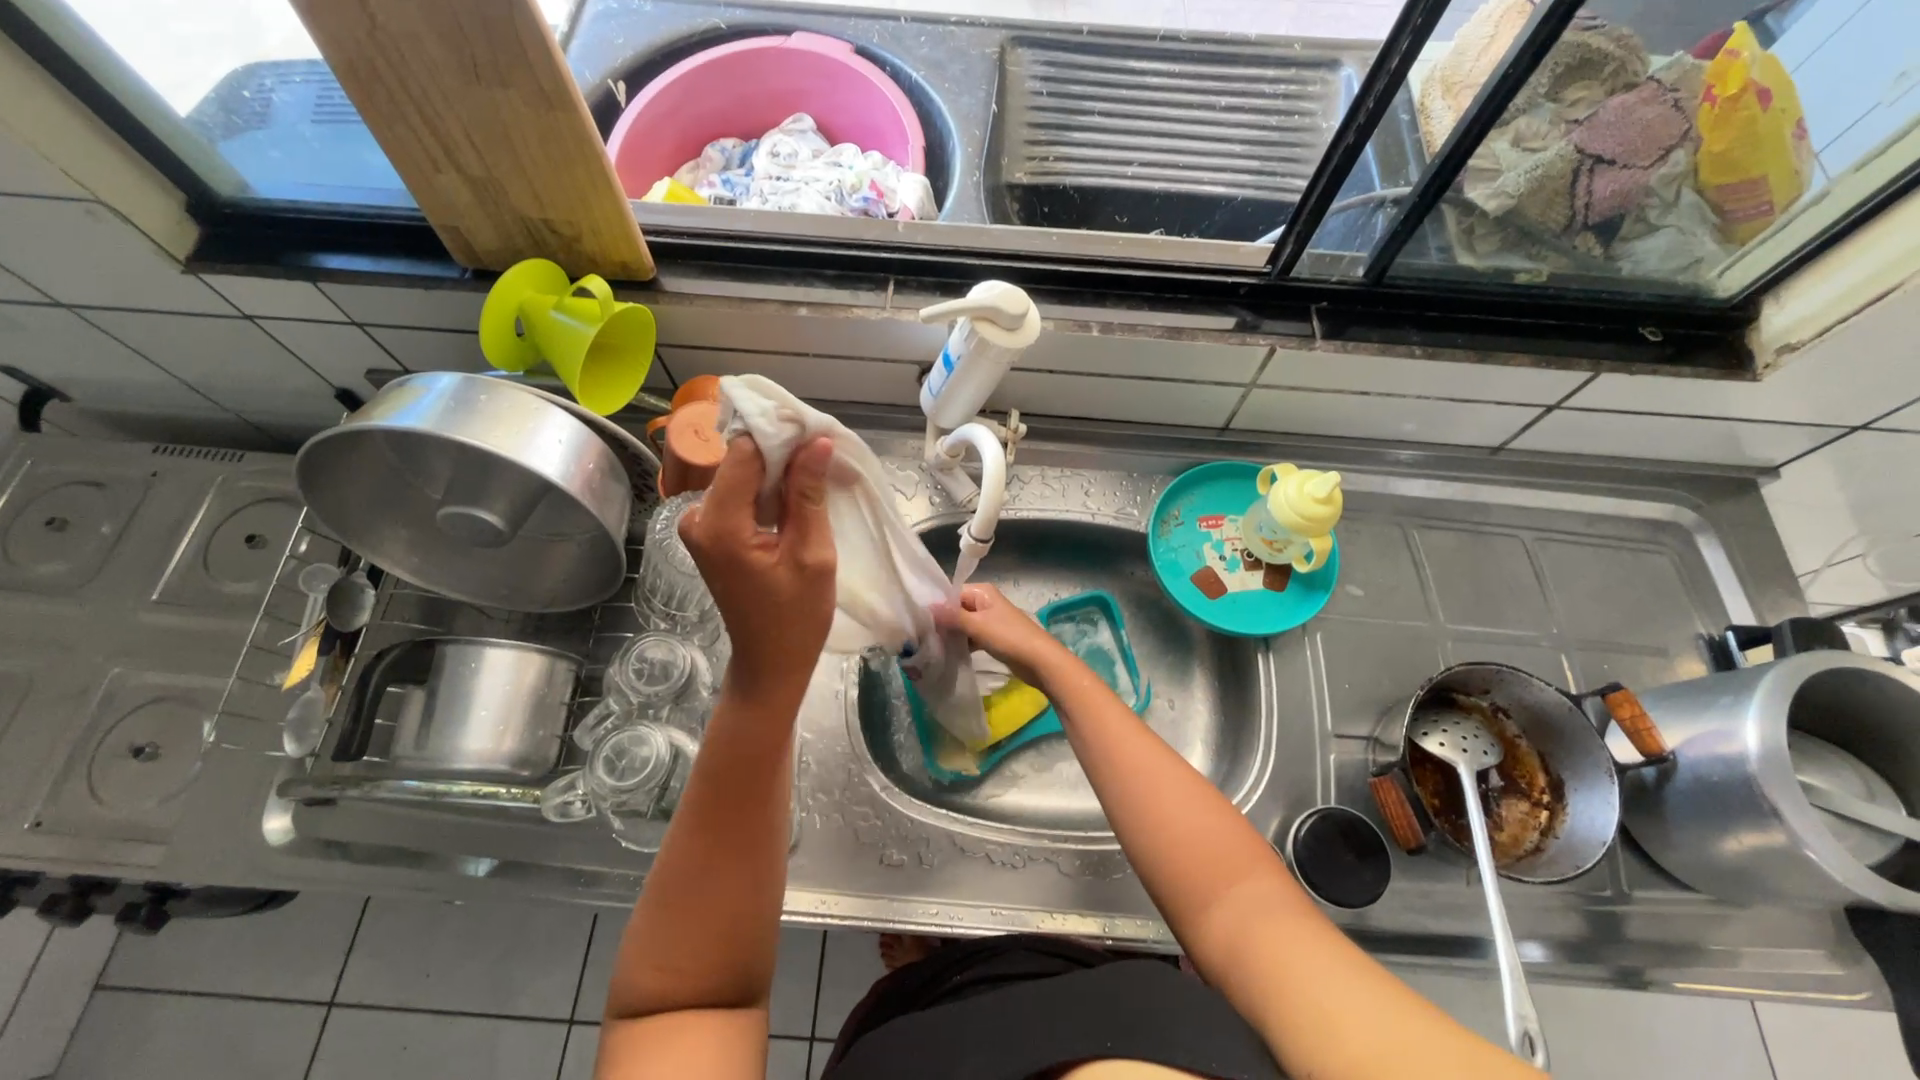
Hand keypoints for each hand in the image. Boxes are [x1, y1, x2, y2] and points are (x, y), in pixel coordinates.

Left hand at [679, 436, 836, 700]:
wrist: (769, 663)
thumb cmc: (796, 619)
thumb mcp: (812, 555)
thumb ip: (808, 494)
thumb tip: (817, 442)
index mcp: (720, 524)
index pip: (745, 452)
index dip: (781, 436)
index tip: (818, 433)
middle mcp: (698, 517)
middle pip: (741, 461)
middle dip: (783, 453)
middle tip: (824, 454)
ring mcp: (700, 525)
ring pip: (742, 475)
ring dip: (779, 472)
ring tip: (818, 475)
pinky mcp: (710, 533)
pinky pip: (741, 495)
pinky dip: (769, 491)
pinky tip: (799, 497)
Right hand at [936, 584, 1073, 689]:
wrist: (1039, 661)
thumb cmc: (1009, 637)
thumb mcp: (978, 625)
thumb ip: (952, 617)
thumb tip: (928, 607)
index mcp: (982, 592)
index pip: (951, 594)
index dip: (936, 606)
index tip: (919, 621)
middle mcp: (985, 602)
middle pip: (956, 609)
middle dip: (942, 622)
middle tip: (923, 637)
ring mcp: (989, 620)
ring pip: (963, 625)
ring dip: (951, 635)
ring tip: (932, 647)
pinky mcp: (992, 637)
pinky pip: (971, 637)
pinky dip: (962, 644)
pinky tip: (948, 654)